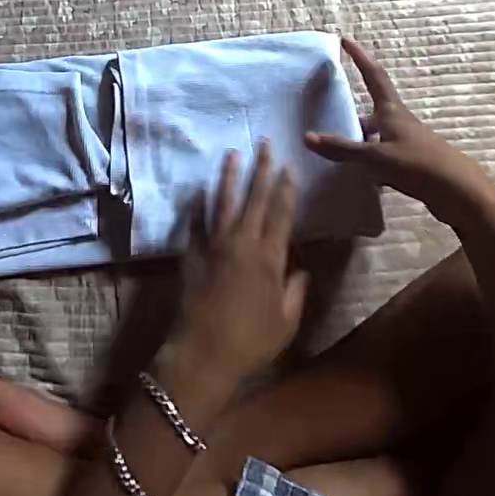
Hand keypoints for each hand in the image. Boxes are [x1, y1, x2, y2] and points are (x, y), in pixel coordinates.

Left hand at [166, 142, 308, 384]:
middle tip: (265, 145)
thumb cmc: (251, 342)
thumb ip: (295, 291)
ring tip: (233, 153)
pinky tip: (200, 188)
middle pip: (255, 199)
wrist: (204, 350)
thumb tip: (302, 269)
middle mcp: (242, 242)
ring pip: (224, 201)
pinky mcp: (192, 251)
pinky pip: (196, 220)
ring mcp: (214, 243)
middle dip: (261, 169)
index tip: (290, 166)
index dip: (286, 189)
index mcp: (269, 258)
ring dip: (229, 176)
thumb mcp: (286, 322)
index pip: (281, 214)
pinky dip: (198, 203)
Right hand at [304, 38, 494, 229]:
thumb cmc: (420, 166)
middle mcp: (400, 123)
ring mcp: (408, 144)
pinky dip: (368, 160)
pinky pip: (382, 156)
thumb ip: (342, 149)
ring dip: (359, 138)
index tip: (346, 40)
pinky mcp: (412, 165)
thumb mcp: (376, 157)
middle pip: (372, 109)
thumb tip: (307, 137)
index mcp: (393, 112)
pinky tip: (358, 174)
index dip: (360, 57)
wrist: (463, 196)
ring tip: (336, 148)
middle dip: (352, 109)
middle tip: (330, 110)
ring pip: (376, 135)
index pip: (374, 76)